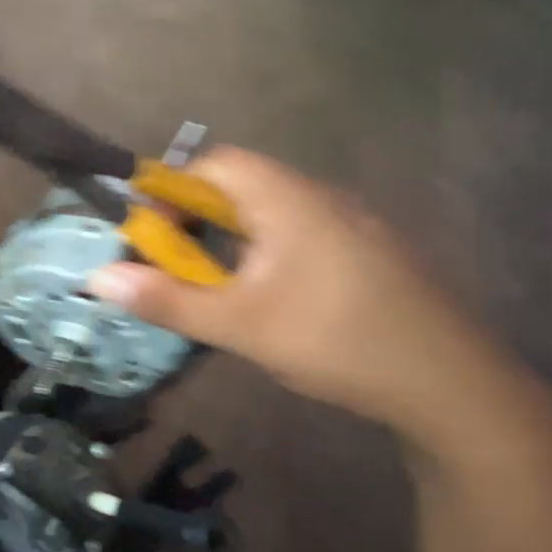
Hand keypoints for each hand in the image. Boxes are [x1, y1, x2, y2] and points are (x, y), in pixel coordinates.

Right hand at [87, 148, 502, 435]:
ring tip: (209, 284)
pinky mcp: (369, 255)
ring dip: (228, 238)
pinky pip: (298, 233)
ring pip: (270, 212)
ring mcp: (353, 227)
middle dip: (194, 218)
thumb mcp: (237, 326)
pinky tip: (263, 297)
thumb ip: (165, 298)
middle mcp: (323, 200)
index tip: (151, 232)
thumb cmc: (336, 341)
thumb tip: (96, 277)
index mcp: (290, 202)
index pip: (216, 163)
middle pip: (240, 185)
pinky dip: (262, 252)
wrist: (454, 388)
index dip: (172, 189)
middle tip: (171, 263)